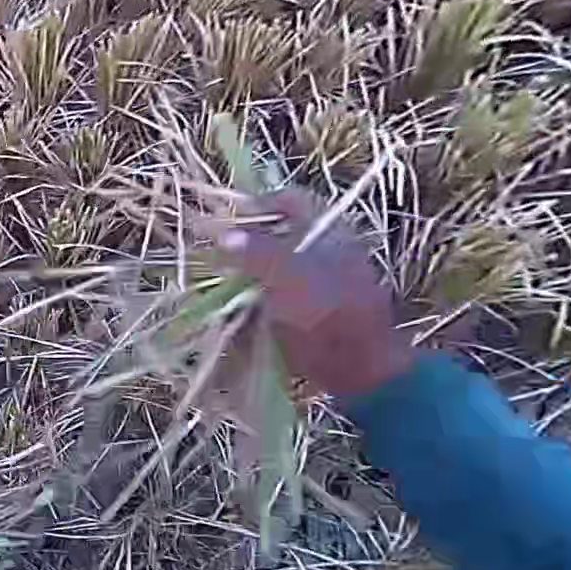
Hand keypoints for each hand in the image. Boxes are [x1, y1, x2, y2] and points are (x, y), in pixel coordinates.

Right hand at [216, 198, 414, 398]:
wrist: (358, 368)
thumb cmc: (333, 314)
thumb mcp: (294, 277)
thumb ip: (258, 253)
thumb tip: (222, 235)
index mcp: (326, 232)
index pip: (289, 201)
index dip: (257, 204)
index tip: (224, 219)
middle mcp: (317, 252)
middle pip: (271, 235)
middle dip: (240, 243)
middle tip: (212, 253)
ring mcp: (307, 283)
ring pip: (263, 267)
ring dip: (238, 275)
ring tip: (215, 284)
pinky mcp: (297, 311)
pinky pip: (263, 298)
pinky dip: (244, 302)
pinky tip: (228, 309)